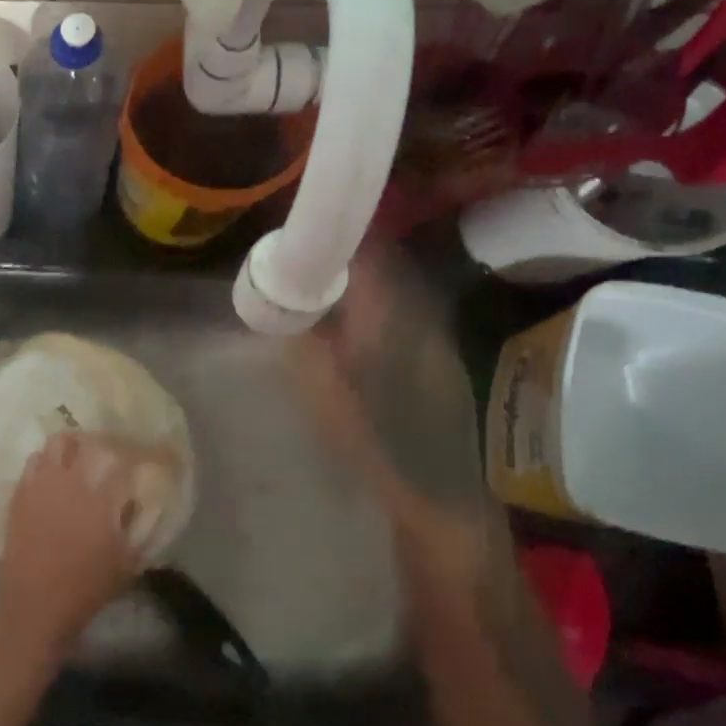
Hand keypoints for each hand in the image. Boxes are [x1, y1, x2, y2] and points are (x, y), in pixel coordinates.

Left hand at [0, 431, 166, 657]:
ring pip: (55, 444)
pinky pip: (32, 464)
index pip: (122, 458)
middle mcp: (70, 481)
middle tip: (107, 455)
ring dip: (70, 447)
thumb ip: (137, 528)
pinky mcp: (19, 494)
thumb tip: (141, 505)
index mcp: (101, 497)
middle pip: (86, 440)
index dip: (135, 452)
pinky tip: (51, 478)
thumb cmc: (86, 588)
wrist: (35, 603)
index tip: (142, 455)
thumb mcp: (126, 563)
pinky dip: (45, 464)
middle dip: (100, 443)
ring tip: (77, 460)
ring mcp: (40, 484)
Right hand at [303, 249, 491, 595]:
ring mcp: (434, 335)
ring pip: (389, 288)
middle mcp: (422, 311)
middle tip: (292, 260)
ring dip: (353, 281)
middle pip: (379, 261)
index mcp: (394, 310)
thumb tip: (285, 286)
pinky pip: (396, 313)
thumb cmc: (375, 442)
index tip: (293, 228)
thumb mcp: (322, 384)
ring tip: (311, 290)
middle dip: (336, 252)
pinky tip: (343, 330)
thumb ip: (304, 329)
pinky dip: (367, 308)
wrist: (439, 498)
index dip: (331, 229)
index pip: (366, 244)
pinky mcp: (435, 359)